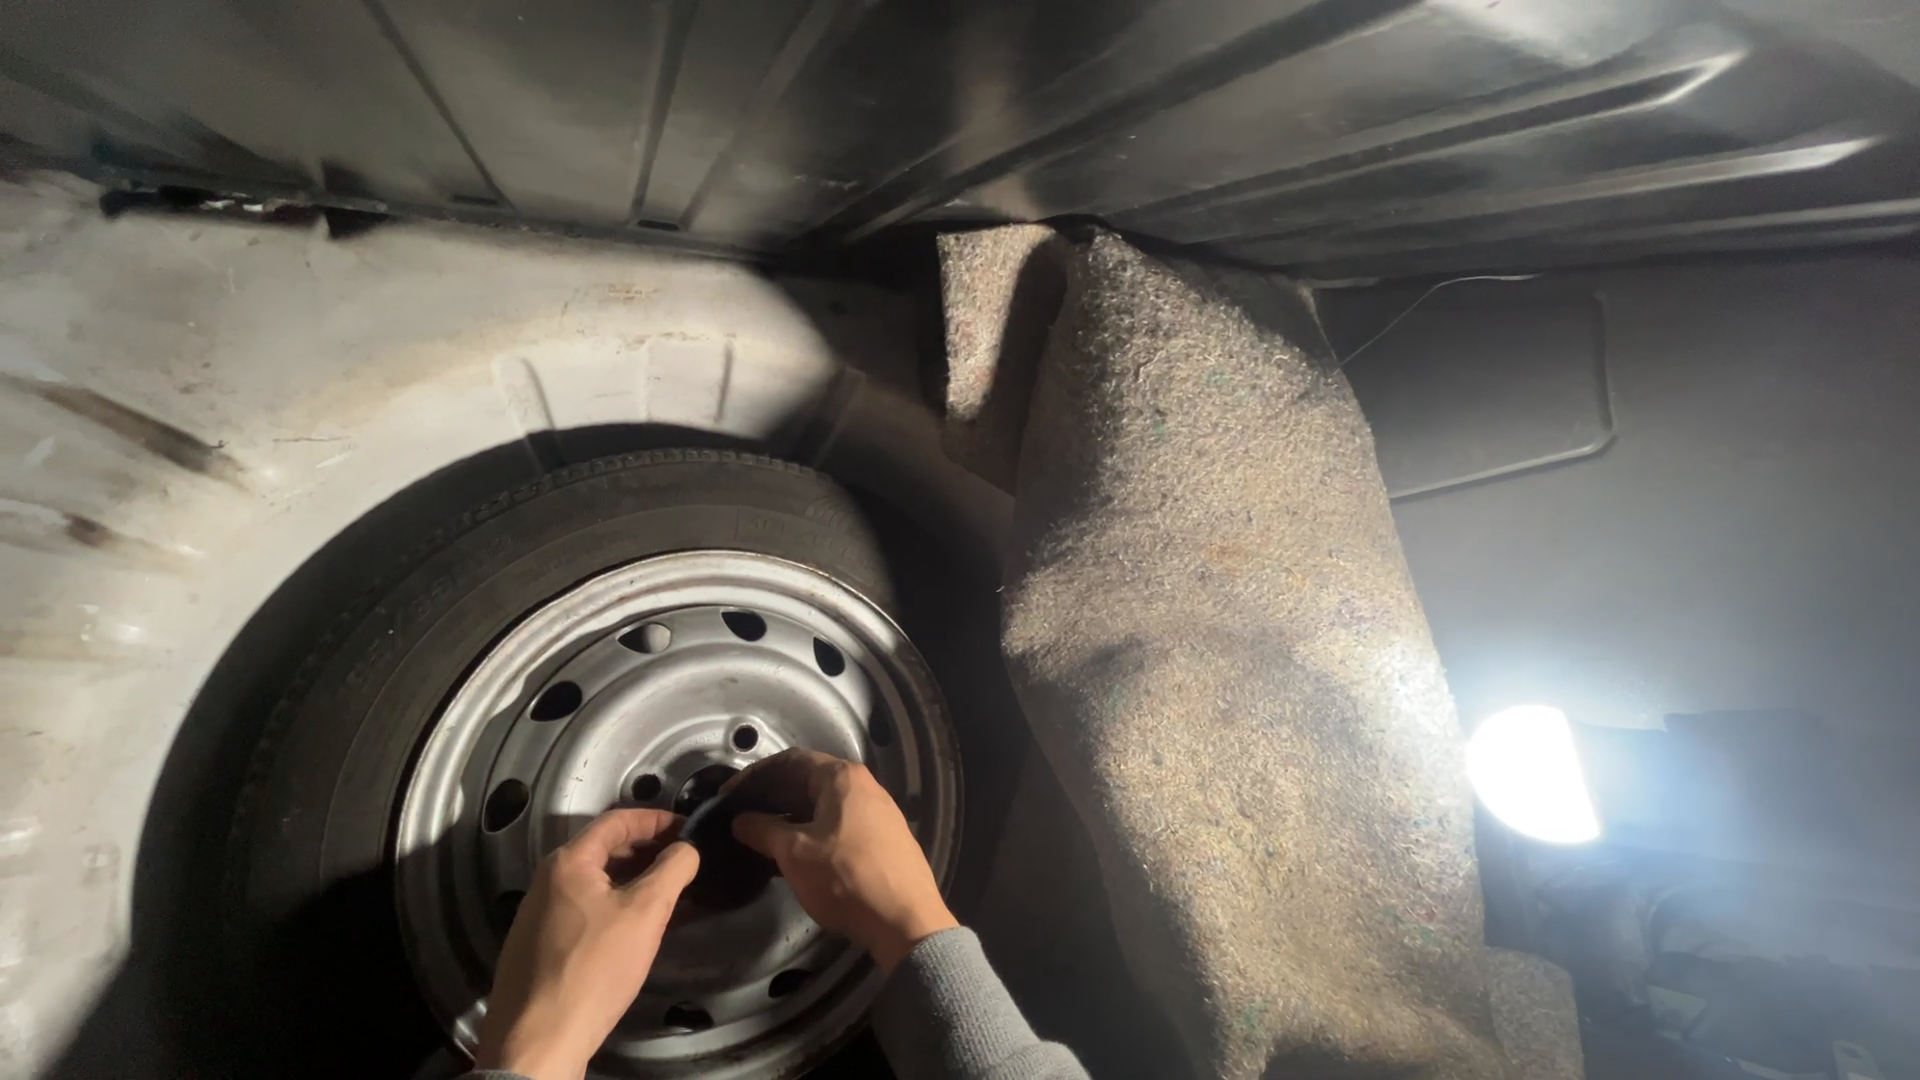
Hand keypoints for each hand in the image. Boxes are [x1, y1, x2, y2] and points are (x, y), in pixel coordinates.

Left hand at [474, 808, 699, 1079]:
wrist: (536, 1047)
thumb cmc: (595, 967)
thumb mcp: (646, 911)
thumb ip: (674, 868)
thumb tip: (688, 848)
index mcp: (568, 863)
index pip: (619, 819)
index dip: (658, 819)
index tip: (690, 830)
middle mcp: (547, 881)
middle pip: (607, 848)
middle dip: (650, 849)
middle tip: (685, 861)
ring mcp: (539, 916)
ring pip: (598, 881)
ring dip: (637, 879)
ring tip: (672, 893)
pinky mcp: (540, 948)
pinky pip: (586, 909)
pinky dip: (618, 904)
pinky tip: (641, 926)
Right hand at [727, 749, 956, 972]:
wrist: (904, 919)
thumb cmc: (846, 876)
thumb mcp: (796, 853)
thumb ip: (764, 830)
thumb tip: (741, 820)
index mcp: (842, 777)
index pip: (792, 760)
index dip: (757, 774)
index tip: (730, 794)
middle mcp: (863, 785)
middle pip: (808, 780)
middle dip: (772, 796)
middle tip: (741, 816)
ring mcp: (876, 811)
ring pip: (823, 804)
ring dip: (790, 816)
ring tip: (760, 836)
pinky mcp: (882, 837)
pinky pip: (838, 822)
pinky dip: (811, 830)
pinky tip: (792, 853)